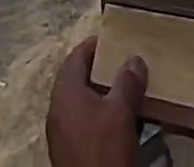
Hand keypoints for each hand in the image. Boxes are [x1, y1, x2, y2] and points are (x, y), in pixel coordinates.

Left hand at [46, 37, 147, 166]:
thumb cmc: (104, 150)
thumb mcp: (121, 112)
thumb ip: (127, 82)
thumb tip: (135, 59)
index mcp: (65, 92)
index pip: (75, 57)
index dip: (93, 46)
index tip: (112, 41)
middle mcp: (58, 109)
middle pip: (78, 79)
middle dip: (100, 71)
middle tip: (123, 65)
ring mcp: (62, 133)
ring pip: (83, 102)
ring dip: (103, 94)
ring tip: (127, 92)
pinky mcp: (70, 152)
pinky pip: (85, 123)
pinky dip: (101, 115)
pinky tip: (121, 123)